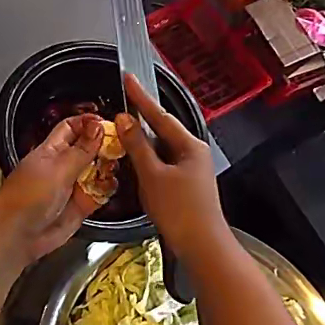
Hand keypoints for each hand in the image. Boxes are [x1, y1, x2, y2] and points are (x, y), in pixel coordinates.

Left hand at [0, 115, 106, 260]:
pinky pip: (99, 193)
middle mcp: (62, 166)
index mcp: (51, 150)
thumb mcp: (57, 168)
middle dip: (103, 146)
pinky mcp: (80, 206)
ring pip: (97, 170)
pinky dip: (106, 189)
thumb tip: (97, 126)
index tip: (107, 122)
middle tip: (117, 145)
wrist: (17, 236)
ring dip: (107, 168)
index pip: (71, 127)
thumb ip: (81, 149)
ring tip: (111, 167)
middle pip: (88, 148)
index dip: (88, 123)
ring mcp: (71, 186)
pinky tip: (108, 186)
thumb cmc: (25, 198)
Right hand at [116, 73, 227, 256]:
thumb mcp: (152, 176)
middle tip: (122, 103)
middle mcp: (194, 152)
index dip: (140, 97)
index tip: (128, 78)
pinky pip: (162, 163)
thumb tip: (125, 120)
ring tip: (121, 132)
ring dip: (142, 142)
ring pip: (161, 147)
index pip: (160, 115)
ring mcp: (191, 168)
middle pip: (162, 129)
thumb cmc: (181, 212)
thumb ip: (137, 146)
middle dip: (141, 118)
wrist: (202, 246)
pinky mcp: (185, 183)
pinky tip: (134, 162)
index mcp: (190, 146)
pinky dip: (147, 160)